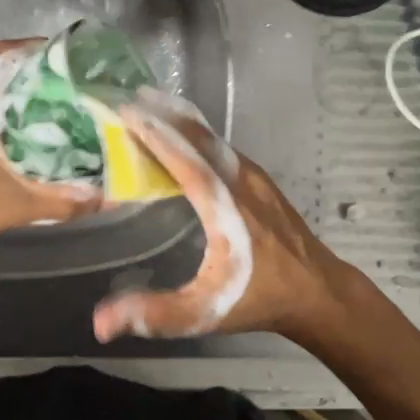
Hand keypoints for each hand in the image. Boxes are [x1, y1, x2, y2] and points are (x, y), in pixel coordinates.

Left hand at [0, 41, 97, 266]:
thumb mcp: (12, 207)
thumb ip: (63, 200)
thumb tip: (111, 197)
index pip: (10, 54)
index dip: (45, 54)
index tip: (76, 66)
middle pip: (2, 70)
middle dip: (38, 77)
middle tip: (76, 92)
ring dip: (18, 96)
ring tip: (57, 111)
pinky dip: (0, 112)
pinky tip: (22, 134)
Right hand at [92, 89, 361, 341]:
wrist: (319, 291)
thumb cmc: (258, 299)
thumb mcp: (206, 313)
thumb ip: (156, 314)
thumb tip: (100, 323)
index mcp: (226, 208)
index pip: (187, 161)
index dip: (157, 134)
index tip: (127, 112)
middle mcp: (240, 181)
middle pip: (199, 136)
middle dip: (164, 113)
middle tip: (128, 95)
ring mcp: (253, 175)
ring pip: (212, 136)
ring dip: (179, 118)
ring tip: (147, 103)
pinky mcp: (258, 177)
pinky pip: (221, 145)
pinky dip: (195, 131)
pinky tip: (180, 131)